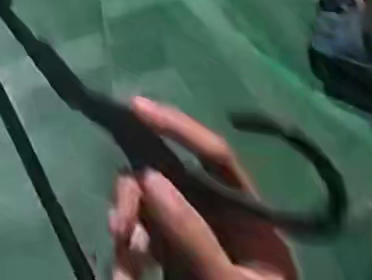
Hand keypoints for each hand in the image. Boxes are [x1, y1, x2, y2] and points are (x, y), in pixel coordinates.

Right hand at [109, 98, 297, 279]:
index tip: (133, 107)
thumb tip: (149, 175)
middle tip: (118, 227)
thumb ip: (193, 235)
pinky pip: (138, 235)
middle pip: (166, 175)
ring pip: (144, 203)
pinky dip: (126, 253)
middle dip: (136, 195)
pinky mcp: (170, 257)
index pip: (214, 156)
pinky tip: (122, 276)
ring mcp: (193, 236)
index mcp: (253, 221)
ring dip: (127, 228)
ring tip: (122, 265)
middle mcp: (220, 218)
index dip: (177, 126)